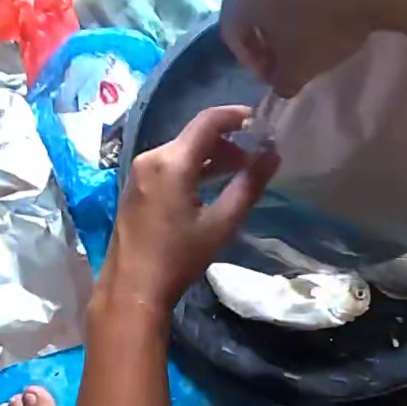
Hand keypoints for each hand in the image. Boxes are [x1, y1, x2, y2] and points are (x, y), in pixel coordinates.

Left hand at [99, 105, 279, 314]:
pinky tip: (208, 187)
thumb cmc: (179, 258)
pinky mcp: (134, 187)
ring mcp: (138, 172)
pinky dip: (192, 169)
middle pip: (194, 136)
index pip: (208, 121)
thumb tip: (273, 155)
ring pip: (182, 151)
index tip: (262, 123)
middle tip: (254, 159)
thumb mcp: (221, 224)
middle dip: (227, 142)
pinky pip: (168, 165)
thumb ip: (249, 186)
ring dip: (211, 157)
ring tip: (238, 173)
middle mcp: (151, 158)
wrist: (133, 289)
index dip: (237, 116)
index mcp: (171, 162)